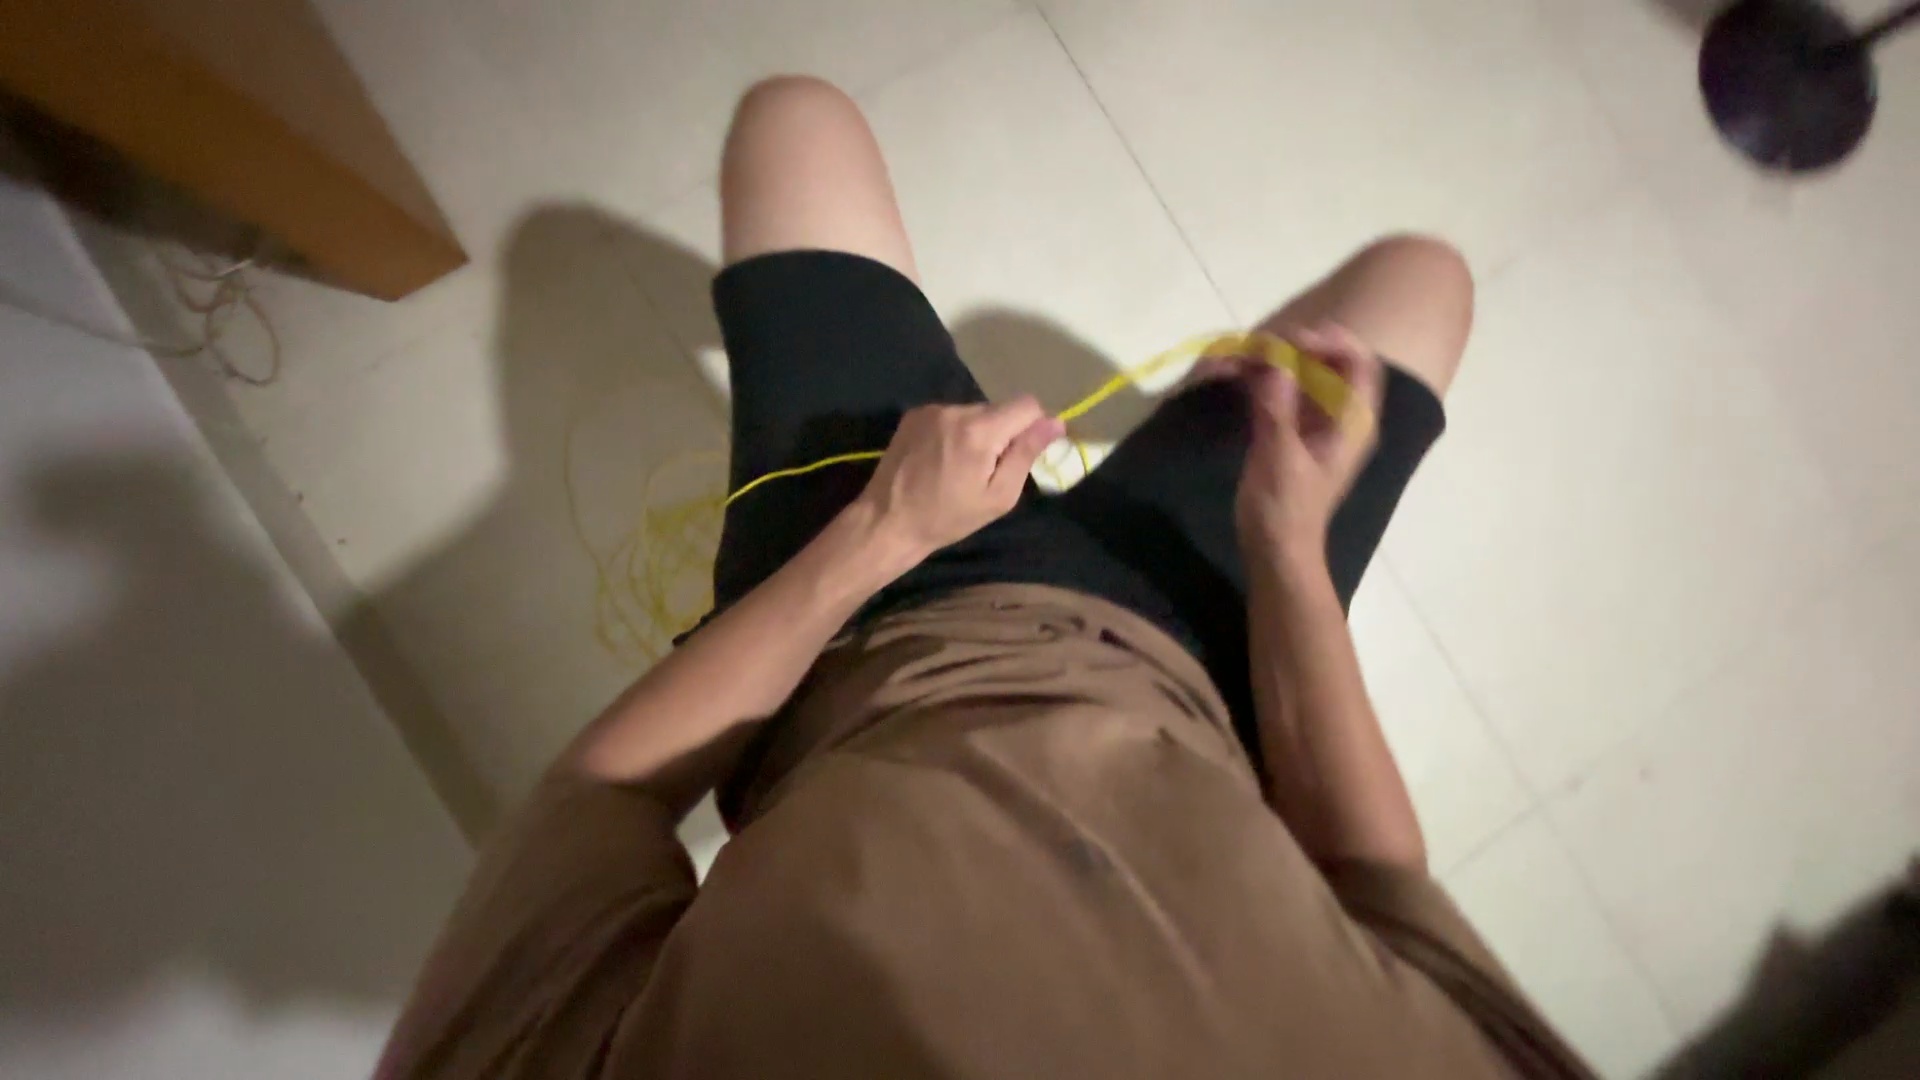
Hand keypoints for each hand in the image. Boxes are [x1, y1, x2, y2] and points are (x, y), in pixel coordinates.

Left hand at [858, 396, 1063, 558]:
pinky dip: (955, 432)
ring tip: (961, 467)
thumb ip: (1026, 454)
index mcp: (979, 431)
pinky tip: (942, 459)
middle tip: (988, 470)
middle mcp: (955, 410)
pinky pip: (951, 415)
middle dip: (1003, 433)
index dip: (1034, 426)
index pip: (1027, 405)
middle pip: (999, 409)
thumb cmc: (948, 517)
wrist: (888, 520)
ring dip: (978, 432)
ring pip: (975, 412)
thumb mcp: (998, 496)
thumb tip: (1056, 423)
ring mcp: (931, 410)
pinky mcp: (914, 414)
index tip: (1025, 452)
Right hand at [1234, 323, 1384, 560]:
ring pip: (1302, 376)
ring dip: (1274, 362)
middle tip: (1260, 347)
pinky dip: (1263, 380)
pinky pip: (1282, 393)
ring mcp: (1313, 424)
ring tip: (1243, 358)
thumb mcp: (1280, 457)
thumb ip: (1279, 407)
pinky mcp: (1290, 432)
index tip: (1292, 340)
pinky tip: (1239, 376)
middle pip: (1328, 362)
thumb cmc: (1285, 509)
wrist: (1276, 549)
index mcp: (1351, 421)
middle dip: (1295, 348)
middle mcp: (1338, 416)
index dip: (1331, 341)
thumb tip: (1274, 361)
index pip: (1358, 362)